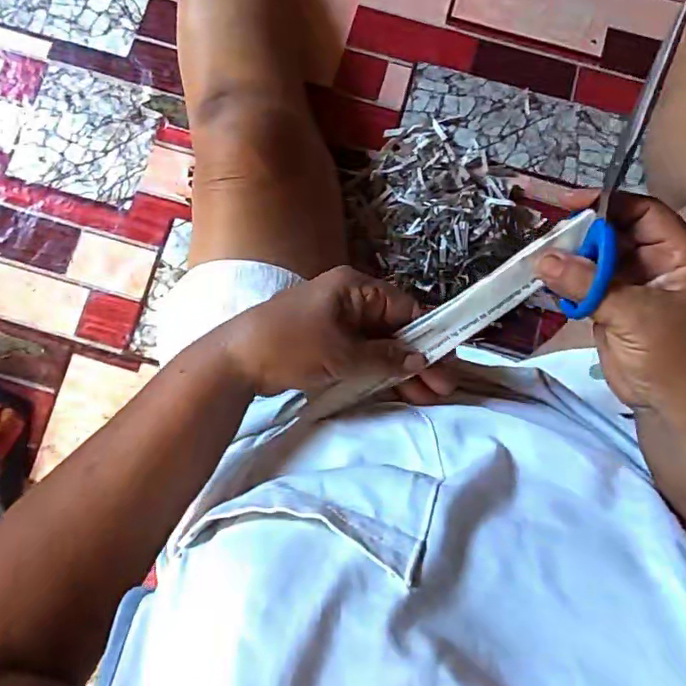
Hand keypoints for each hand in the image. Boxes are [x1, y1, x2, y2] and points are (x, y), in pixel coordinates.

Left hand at [207, 266, 459, 401]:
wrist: (235, 359)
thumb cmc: (290, 345)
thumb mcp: (342, 354)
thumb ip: (385, 356)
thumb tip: (420, 358)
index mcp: (354, 288)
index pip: (405, 308)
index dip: (430, 335)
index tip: (449, 363)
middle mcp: (348, 299)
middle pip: (395, 327)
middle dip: (419, 357)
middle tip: (443, 390)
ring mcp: (336, 321)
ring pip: (380, 344)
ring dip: (402, 369)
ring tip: (427, 397)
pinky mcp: (326, 342)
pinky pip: (362, 354)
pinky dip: (379, 371)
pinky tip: (400, 391)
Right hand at [537, 192, 685, 427]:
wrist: (677, 414)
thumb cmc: (676, 362)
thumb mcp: (635, 316)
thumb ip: (589, 284)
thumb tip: (543, 259)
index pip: (646, 214)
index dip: (608, 204)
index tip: (568, 203)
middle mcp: (663, 266)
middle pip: (617, 234)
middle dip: (582, 232)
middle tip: (544, 231)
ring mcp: (638, 287)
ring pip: (598, 257)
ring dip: (570, 256)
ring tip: (538, 253)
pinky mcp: (615, 306)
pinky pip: (587, 282)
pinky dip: (566, 279)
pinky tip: (544, 276)